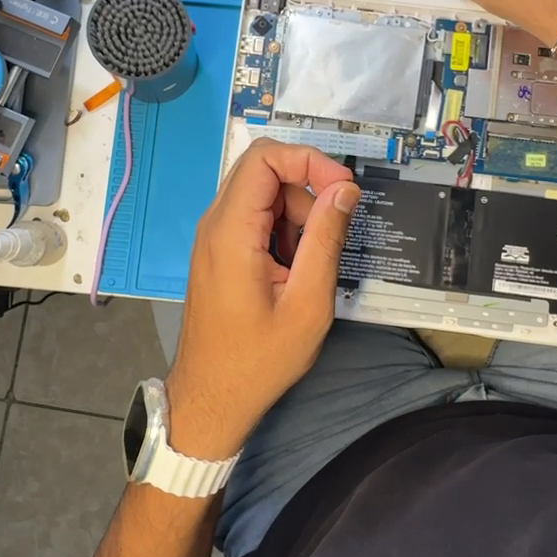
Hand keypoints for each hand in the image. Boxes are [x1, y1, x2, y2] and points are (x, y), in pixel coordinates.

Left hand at [167, 140, 359, 461]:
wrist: (211, 399)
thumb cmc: (259, 360)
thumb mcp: (308, 303)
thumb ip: (326, 239)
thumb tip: (345, 189)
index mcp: (231, 231)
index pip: (265, 157)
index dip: (309, 160)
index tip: (343, 190)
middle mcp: (215, 223)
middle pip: (264, 170)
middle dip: (306, 189)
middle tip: (330, 232)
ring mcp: (213, 235)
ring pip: (262, 193)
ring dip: (296, 214)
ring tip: (307, 265)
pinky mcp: (218, 249)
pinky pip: (254, 216)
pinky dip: (282, 230)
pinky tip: (291, 270)